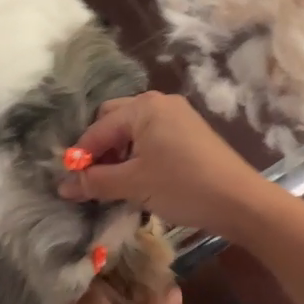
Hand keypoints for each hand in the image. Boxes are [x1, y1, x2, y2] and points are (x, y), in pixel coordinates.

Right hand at [58, 92, 277, 235]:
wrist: (240, 201)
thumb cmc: (183, 186)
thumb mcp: (134, 185)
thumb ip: (95, 181)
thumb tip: (63, 186)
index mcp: (143, 107)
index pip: (98, 127)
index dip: (81, 155)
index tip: (69, 182)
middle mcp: (159, 102)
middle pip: (114, 119)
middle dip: (99, 148)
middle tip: (91, 178)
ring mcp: (177, 114)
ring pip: (134, 128)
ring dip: (119, 151)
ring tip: (113, 181)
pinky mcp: (190, 130)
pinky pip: (152, 134)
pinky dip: (139, 152)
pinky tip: (138, 177)